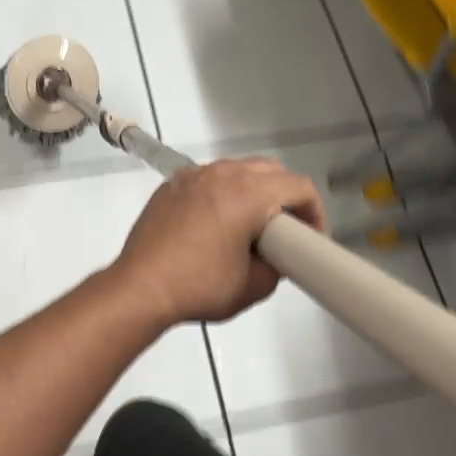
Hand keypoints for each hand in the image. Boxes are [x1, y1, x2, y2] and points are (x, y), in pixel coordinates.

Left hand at [108, 157, 326, 328]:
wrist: (141, 285)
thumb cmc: (200, 286)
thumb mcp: (253, 286)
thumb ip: (275, 265)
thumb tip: (273, 256)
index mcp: (247, 193)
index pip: (297, 185)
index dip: (314, 210)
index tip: (312, 236)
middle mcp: (221, 173)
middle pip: (269, 169)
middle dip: (285, 194)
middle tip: (287, 229)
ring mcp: (193, 175)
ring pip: (237, 169)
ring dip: (254, 189)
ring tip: (253, 225)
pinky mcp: (172, 184)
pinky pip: (209, 178)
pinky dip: (223, 192)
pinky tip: (217, 222)